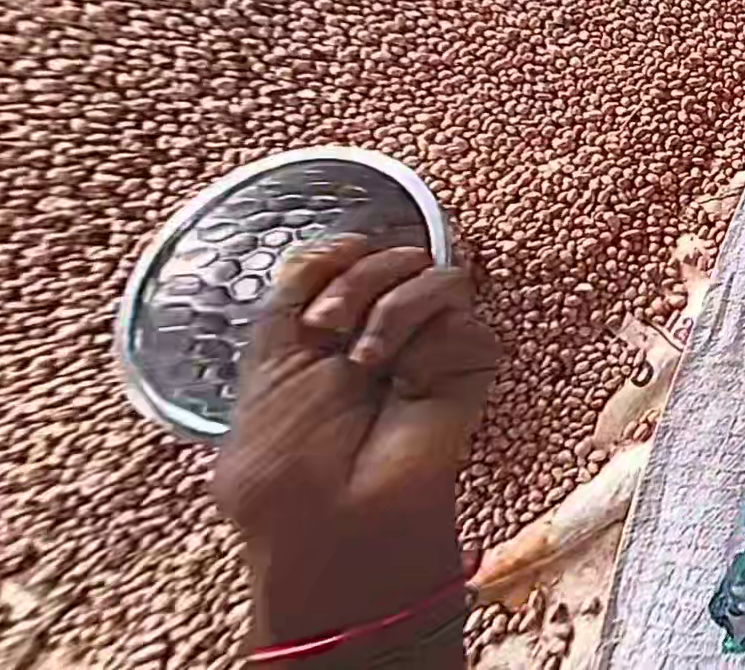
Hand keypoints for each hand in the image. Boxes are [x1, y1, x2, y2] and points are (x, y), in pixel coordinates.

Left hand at [210, 235, 498, 645]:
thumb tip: (347, 238)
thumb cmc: (290, 454)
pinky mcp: (474, 350)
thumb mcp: (269, 363)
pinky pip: (459, 312)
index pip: (356, 255)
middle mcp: (394, 318)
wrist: (337, 507)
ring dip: (392, 311)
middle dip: (359, 282)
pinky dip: (425, 340)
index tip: (313, 300)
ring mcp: (438, 333)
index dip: (339, 258)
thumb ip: (297, 295)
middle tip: (329, 328)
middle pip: (398, 254)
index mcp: (343, 319)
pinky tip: (408, 379)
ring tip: (368, 360)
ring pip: (436, 274)